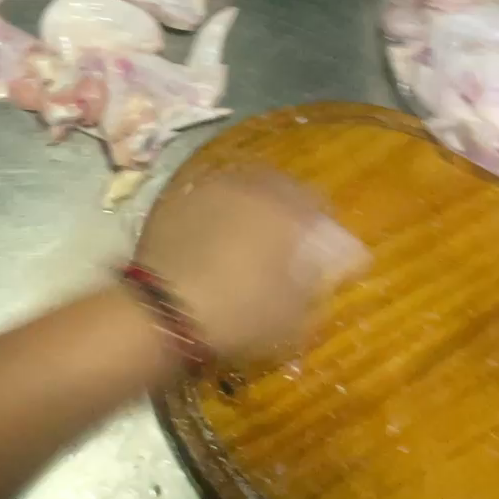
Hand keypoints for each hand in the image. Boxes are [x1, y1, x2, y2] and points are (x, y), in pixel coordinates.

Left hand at [134, 165, 369, 359]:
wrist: (163, 309)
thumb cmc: (238, 313)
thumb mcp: (294, 309)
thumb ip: (318, 276)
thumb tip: (335, 258)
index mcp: (282, 208)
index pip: (316, 201)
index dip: (324, 223)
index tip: (326, 244)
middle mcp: (246, 187)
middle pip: (277, 185)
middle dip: (288, 206)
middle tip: (289, 234)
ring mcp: (206, 188)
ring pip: (240, 187)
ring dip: (252, 204)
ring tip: (251, 233)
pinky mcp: (175, 200)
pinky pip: (209, 198)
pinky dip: (219, 211)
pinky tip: (215, 235)